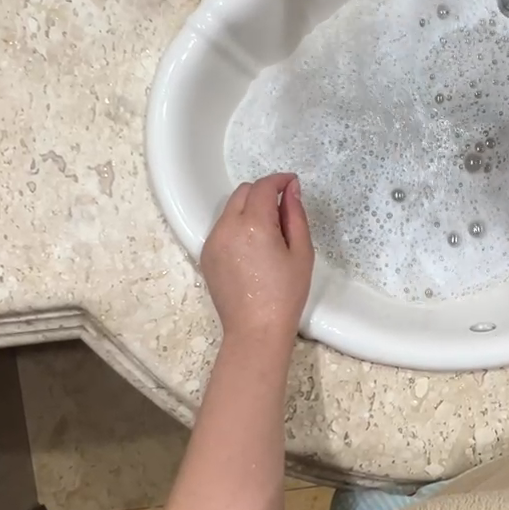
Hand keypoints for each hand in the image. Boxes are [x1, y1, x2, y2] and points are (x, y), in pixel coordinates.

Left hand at [200, 172, 313, 351]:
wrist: (256, 329)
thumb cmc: (285, 294)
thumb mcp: (301, 253)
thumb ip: (296, 216)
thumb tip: (292, 191)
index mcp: (254, 225)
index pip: (263, 187)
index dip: (279, 180)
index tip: (292, 183)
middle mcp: (227, 227)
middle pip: (243, 192)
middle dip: (263, 192)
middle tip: (284, 208)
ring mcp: (213, 241)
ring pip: (230, 209)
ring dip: (249, 208)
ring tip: (270, 232)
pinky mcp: (207, 254)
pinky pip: (222, 228)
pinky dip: (237, 226)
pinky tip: (254, 248)